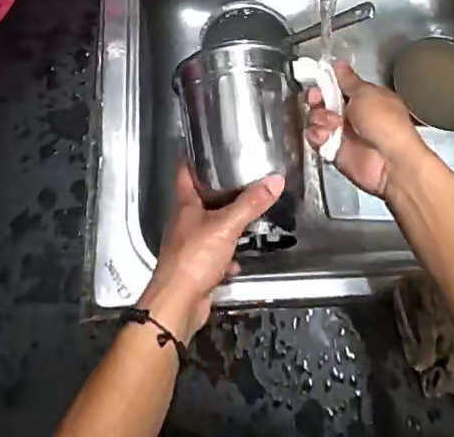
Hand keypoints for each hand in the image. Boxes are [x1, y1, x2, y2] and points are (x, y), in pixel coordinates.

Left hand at [137, 164, 282, 340]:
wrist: (177, 304)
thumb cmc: (194, 257)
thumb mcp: (227, 225)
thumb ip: (250, 204)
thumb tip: (275, 179)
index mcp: (185, 205)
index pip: (184, 172)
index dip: (193, 159)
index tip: (207, 148)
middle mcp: (183, 222)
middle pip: (199, 201)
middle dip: (217, 193)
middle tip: (238, 183)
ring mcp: (187, 247)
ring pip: (207, 229)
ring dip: (224, 227)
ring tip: (244, 220)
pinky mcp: (193, 269)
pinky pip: (212, 257)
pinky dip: (225, 258)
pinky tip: (236, 262)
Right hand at [304, 60, 429, 197]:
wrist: (391, 163)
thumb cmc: (387, 125)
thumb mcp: (366, 93)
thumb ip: (347, 80)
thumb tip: (340, 65)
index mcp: (365, 98)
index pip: (338, 85)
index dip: (327, 81)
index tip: (320, 80)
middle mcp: (353, 115)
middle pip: (323, 101)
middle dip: (317, 98)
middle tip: (317, 98)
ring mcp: (343, 133)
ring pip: (316, 119)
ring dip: (319, 118)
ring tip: (332, 123)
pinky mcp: (335, 151)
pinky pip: (315, 139)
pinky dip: (317, 135)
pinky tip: (326, 135)